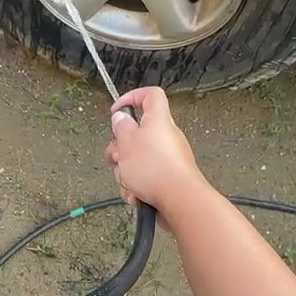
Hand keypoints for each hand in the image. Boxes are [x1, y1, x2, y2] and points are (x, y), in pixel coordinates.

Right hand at [104, 86, 209, 212]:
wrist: (178, 199)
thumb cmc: (155, 169)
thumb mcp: (127, 142)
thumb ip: (121, 127)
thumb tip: (120, 118)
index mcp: (158, 120)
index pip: (150, 95)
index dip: (131, 97)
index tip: (117, 111)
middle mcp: (165, 136)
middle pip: (136, 134)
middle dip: (120, 149)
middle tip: (117, 158)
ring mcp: (167, 158)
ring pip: (136, 159)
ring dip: (126, 171)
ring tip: (129, 181)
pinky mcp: (166, 177)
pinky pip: (144, 176)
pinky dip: (136, 185)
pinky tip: (136, 194)